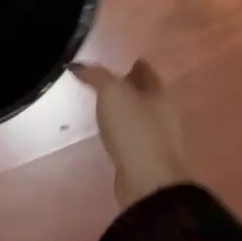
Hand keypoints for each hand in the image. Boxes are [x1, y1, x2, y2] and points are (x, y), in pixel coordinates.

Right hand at [75, 60, 190, 206]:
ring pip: (138, 114)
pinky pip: (132, 134)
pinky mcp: (146, 157)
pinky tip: (108, 129)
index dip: (134, 63)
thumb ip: (96, 75)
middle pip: (145, 93)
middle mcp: (163, 113)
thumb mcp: (112, 93)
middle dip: (128, 85)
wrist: (148, 181)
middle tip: (104, 80)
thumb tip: (78, 65)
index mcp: (159, 94)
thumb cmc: (133, 129)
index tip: (119, 59)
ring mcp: (157, 137)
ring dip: (123, 108)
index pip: (147, 71)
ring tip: (101, 103)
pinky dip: (121, 128)